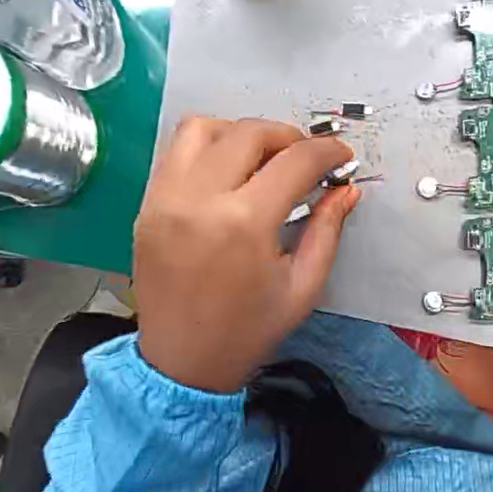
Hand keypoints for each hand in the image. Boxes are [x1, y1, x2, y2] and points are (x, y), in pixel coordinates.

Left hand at [133, 117, 361, 391]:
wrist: (182, 362)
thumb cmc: (248, 331)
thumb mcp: (302, 288)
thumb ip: (327, 231)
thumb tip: (345, 190)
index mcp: (245, 224)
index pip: (295, 161)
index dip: (327, 152)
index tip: (341, 158)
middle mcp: (200, 199)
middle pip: (249, 132)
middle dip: (288, 136)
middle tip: (305, 159)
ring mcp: (166, 198)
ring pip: (204, 128)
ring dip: (240, 133)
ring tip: (261, 158)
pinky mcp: (147, 205)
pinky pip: (175, 152)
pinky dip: (206, 148)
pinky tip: (226, 173)